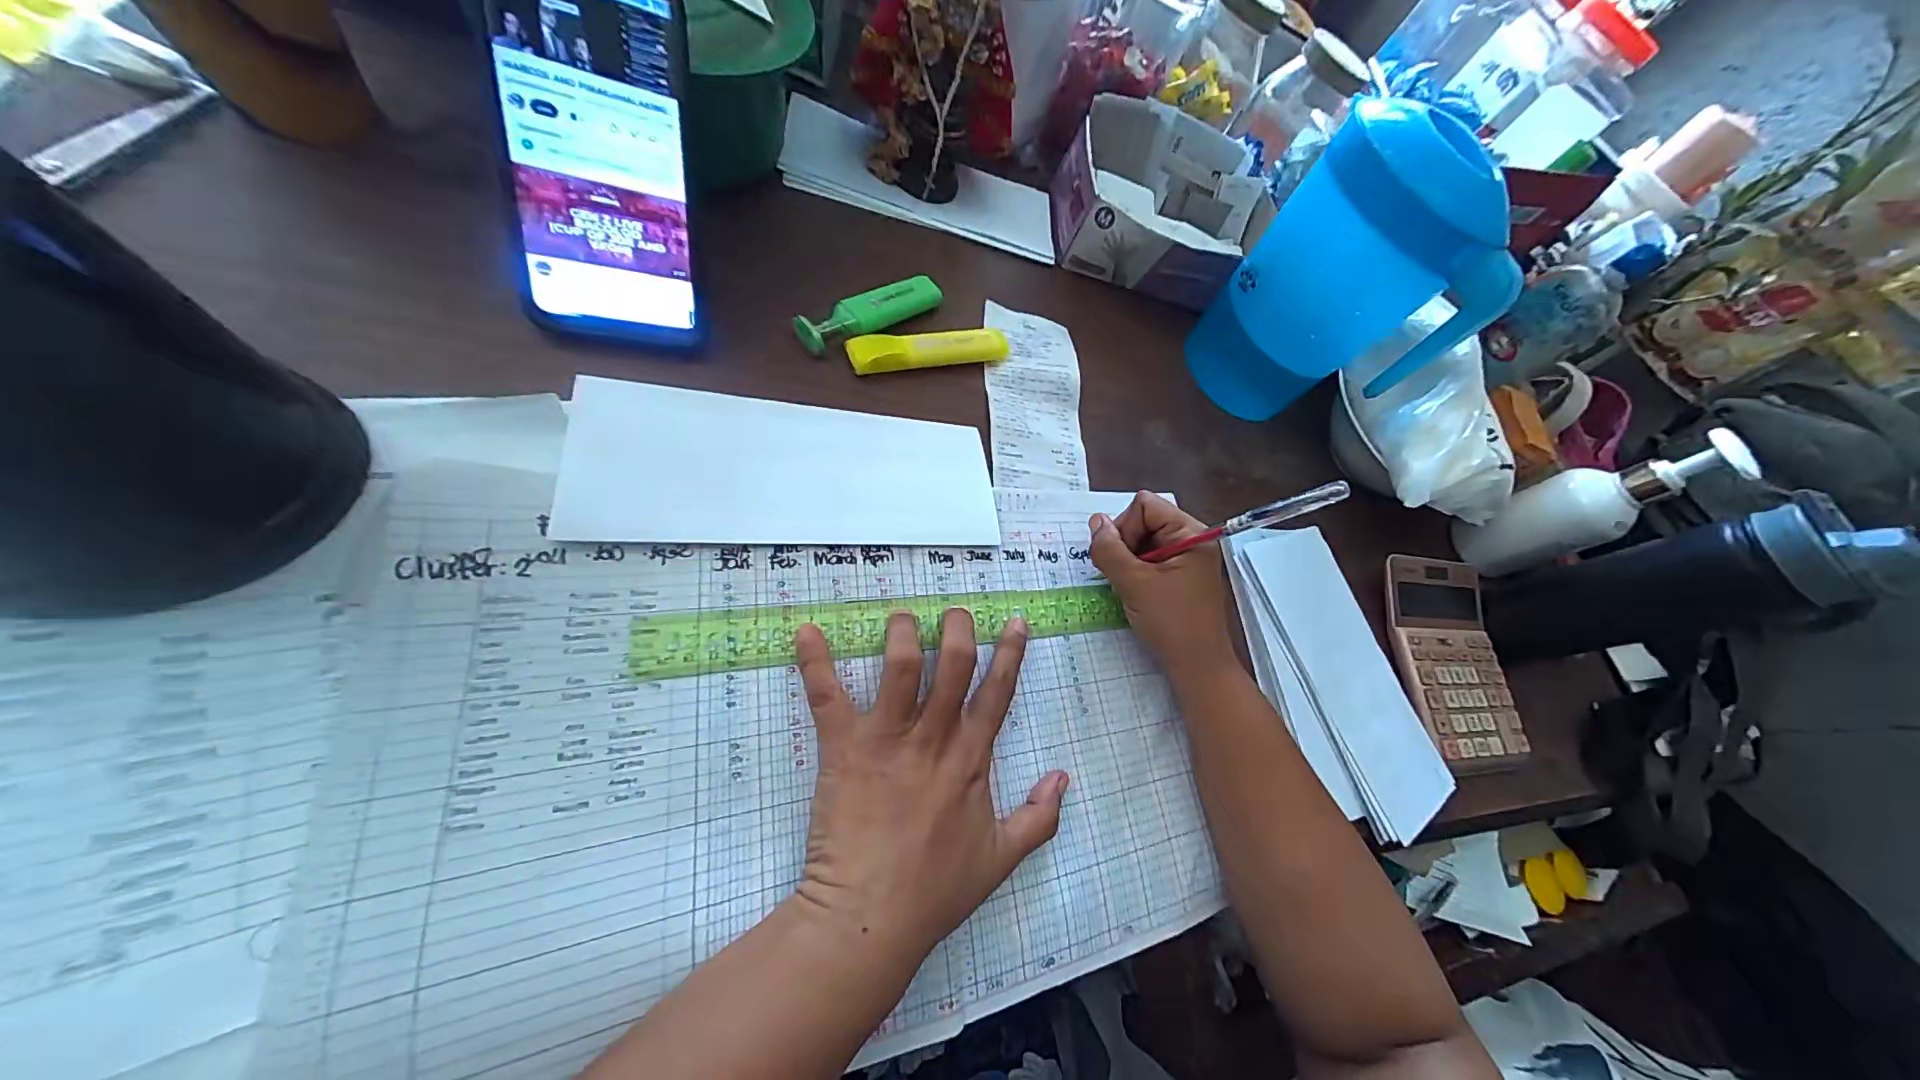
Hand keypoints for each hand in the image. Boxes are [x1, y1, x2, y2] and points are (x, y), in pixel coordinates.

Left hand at [792, 609, 1067, 962]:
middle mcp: (933, 739)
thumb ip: (1038, 817)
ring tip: (901, 617)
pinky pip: (827, 696)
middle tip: (954, 613)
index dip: (1011, 653)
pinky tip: (806, 631)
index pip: (998, 693)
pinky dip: (815, 661)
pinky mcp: (844, 748)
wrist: (869, 919)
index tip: (1015, 621)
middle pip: (953, 665)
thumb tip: (1063, 776)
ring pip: (900, 667)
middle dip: (958, 628)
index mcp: (971, 761)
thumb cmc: (934, 891)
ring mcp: (887, 740)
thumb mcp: (1000, 858)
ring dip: (902, 633)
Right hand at [1088, 491, 1235, 677]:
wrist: (1198, 666)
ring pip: (1141, 541)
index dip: (1124, 527)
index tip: (1121, 559)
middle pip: (1143, 520)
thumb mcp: (1134, 583)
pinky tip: (1134, 592)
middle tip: (1122, 575)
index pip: (1144, 506)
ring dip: (1127, 560)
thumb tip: (1096, 522)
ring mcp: (1185, 558)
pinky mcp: (1179, 576)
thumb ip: (1110, 549)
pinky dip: (1134, 571)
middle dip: (1124, 544)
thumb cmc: (1171, 623)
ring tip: (1128, 586)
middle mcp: (1190, 540)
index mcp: (1190, 533)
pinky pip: (1148, 559)